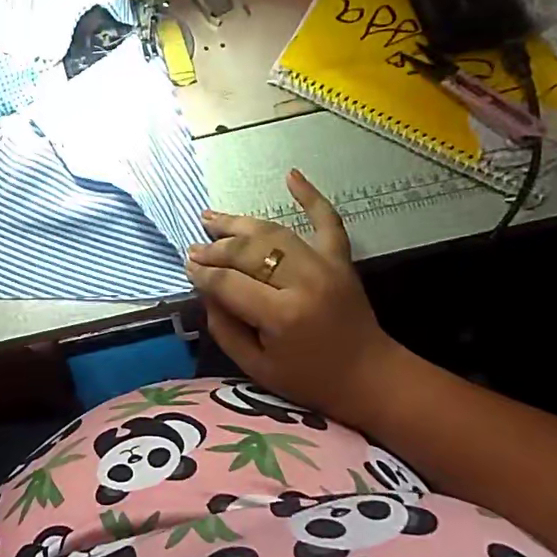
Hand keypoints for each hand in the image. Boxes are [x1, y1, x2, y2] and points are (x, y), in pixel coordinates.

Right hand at [186, 169, 406, 426]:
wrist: (370, 376)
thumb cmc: (309, 380)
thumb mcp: (256, 368)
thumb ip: (225, 328)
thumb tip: (206, 291)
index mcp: (282, 315)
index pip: (230, 284)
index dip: (203, 274)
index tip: (187, 267)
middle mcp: (304, 282)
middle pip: (249, 252)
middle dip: (216, 249)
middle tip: (194, 247)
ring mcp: (326, 265)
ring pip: (275, 233)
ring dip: (240, 224)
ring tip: (211, 217)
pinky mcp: (341, 259)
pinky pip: (327, 221)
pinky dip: (311, 197)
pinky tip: (291, 176)